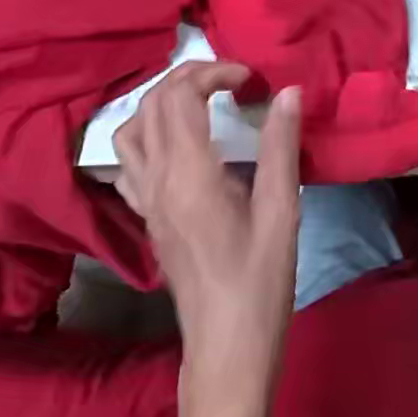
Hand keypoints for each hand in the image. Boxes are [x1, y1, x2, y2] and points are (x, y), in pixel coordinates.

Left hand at [113, 63, 302, 386]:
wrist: (226, 344)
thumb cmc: (260, 279)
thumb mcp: (282, 210)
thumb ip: (281, 146)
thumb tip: (290, 92)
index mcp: (189, 174)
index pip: (181, 97)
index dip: (213, 72)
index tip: (250, 79)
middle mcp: (156, 181)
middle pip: (150, 105)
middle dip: (187, 77)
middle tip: (229, 79)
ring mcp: (145, 201)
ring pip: (130, 131)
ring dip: (160, 103)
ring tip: (199, 103)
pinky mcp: (146, 219)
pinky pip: (128, 163)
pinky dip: (146, 136)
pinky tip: (177, 147)